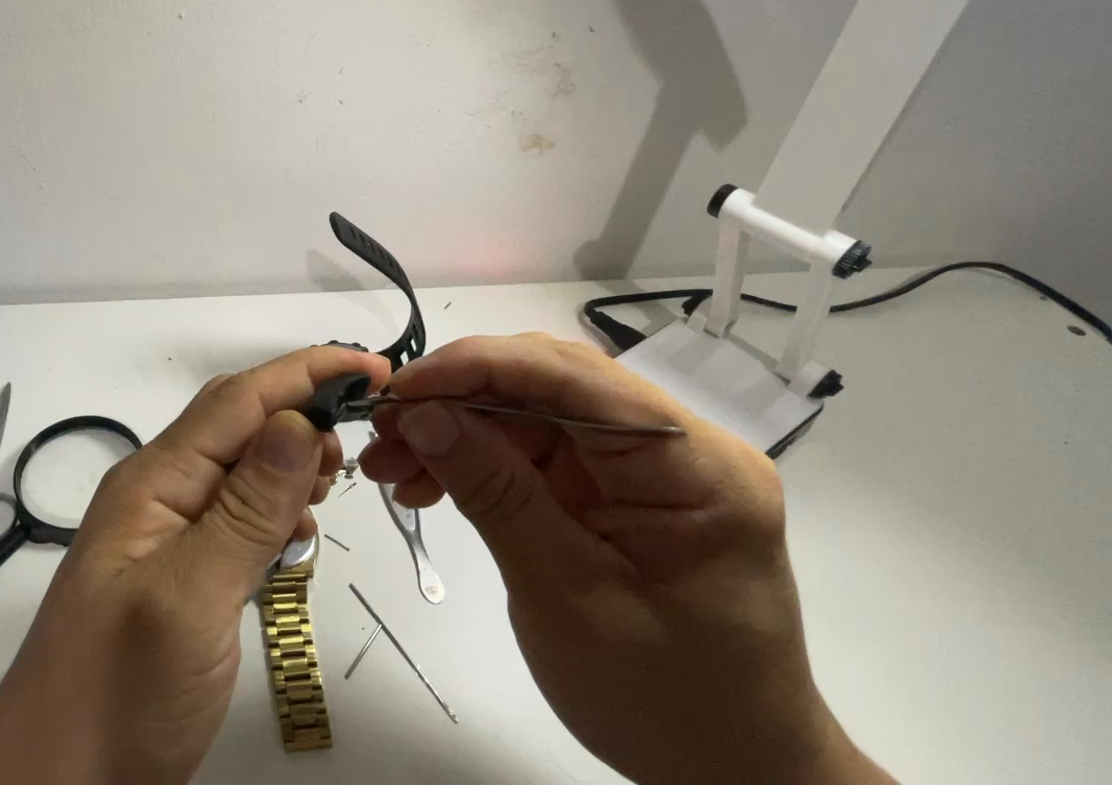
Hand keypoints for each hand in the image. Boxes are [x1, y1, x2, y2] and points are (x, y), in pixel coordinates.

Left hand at [0, 346, 389, 784]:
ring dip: (292, 459)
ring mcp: (171, 531)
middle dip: (302, 410)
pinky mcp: (185, 570)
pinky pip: (238, 513)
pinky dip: (277, 507)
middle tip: (359, 441)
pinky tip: (297, 532)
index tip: (374, 367)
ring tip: (333, 484)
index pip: (239, 399)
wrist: (59, 776)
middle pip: (240, 422)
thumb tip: (298, 420)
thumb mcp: (191, 595)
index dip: (306, 372)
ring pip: (242, 465)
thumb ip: (245, 509)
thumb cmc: (119, 687)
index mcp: (156, 479)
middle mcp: (162, 490)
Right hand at [359, 334, 890, 784]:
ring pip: (530, 416)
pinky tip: (426, 486)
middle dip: (456, 400)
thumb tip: (423, 413)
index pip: (575, 376)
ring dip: (455, 432)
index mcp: (694, 464)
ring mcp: (644, 467)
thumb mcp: (566, 595)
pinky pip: (534, 454)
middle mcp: (675, 445)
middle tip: (382, 433)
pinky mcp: (615, 490)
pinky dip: (476, 464)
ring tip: (388, 467)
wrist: (728, 772)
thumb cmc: (663, 703)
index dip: (478, 366)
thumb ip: (495, 492)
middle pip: (549, 388)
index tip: (399, 389)